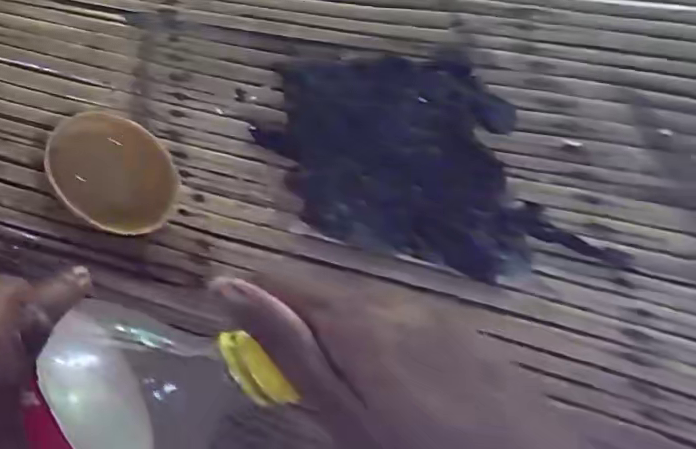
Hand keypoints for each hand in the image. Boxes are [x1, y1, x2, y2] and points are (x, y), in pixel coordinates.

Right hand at [211, 271, 579, 448]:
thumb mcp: (342, 414)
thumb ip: (282, 343)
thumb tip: (220, 281)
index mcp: (350, 311)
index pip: (272, 280)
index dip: (258, 313)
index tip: (268, 358)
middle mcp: (387, 296)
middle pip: (318, 294)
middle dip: (309, 329)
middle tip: (327, 390)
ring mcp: (437, 314)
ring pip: (361, 308)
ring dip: (351, 337)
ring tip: (374, 395)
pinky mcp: (474, 337)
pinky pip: (406, 324)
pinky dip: (393, 346)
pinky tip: (420, 394)